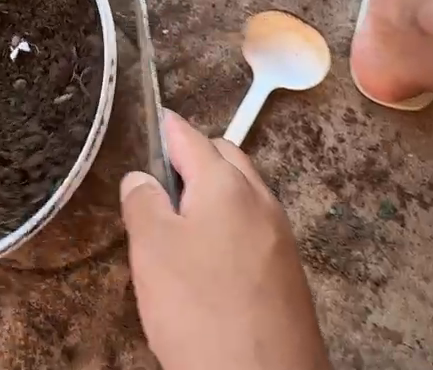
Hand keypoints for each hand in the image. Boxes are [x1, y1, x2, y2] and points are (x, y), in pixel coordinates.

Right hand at [120, 111, 331, 369]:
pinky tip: (213, 261)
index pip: (189, 135)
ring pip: (243, 194)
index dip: (165, 127)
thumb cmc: (201, 309)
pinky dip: (233, 227)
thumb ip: (142, 203)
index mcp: (225, 183)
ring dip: (215, 194)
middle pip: (224, 158)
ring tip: (183, 227)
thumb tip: (142, 178)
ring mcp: (281, 236)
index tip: (149, 123)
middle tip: (161, 185)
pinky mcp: (289, 273)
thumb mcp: (152, 251)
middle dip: (194, 159)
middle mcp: (260, 199)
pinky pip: (255, 228)